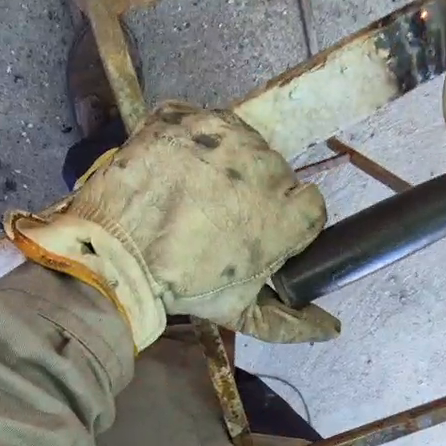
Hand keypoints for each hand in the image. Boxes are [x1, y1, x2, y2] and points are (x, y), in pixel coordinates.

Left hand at [6, 102, 335, 350]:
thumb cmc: (183, 288)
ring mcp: (220, 134)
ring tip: (193, 194)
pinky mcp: (181, 115)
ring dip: (224, 165)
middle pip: (274, 172)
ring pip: (241, 144)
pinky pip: (198, 122)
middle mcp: (263, 164)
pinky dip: (189, 142)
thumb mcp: (241, 312)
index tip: (256, 235)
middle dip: (252, 194)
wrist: (112, 258)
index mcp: (286, 213)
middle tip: (217, 219)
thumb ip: (293, 322)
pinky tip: (174, 171)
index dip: (282, 222)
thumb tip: (333, 330)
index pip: (307, 205)